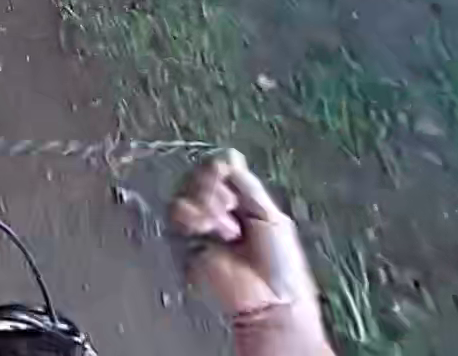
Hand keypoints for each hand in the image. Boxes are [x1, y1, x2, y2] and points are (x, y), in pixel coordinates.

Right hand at [169, 150, 322, 328]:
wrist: (270, 301)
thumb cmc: (279, 265)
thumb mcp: (272, 216)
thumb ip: (248, 184)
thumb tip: (229, 156)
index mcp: (236, 197)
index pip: (216, 164)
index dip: (220, 167)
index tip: (230, 176)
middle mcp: (214, 204)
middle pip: (199, 171)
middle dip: (214, 186)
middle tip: (230, 206)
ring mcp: (198, 220)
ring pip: (186, 187)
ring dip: (208, 203)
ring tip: (226, 228)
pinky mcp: (183, 237)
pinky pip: (178, 209)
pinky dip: (195, 215)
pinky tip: (211, 231)